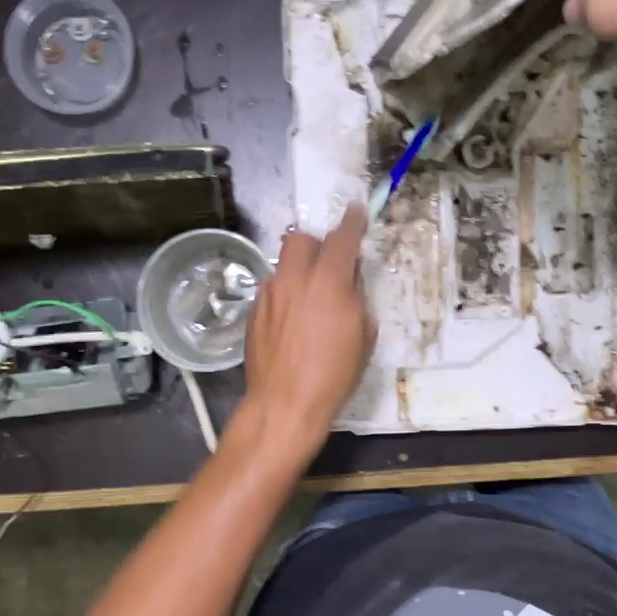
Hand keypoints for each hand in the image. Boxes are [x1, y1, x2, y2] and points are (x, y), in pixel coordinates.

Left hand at [244, 209, 376, 443]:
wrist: (284, 403)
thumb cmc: (334, 374)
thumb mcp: (363, 334)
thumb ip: (356, 297)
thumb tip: (349, 278)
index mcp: (329, 282)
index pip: (342, 237)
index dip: (352, 221)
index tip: (357, 212)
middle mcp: (295, 279)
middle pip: (300, 238)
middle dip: (316, 243)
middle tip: (329, 264)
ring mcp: (269, 294)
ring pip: (283, 264)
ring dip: (299, 270)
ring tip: (310, 297)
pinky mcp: (253, 312)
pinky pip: (272, 289)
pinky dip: (285, 294)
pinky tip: (292, 321)